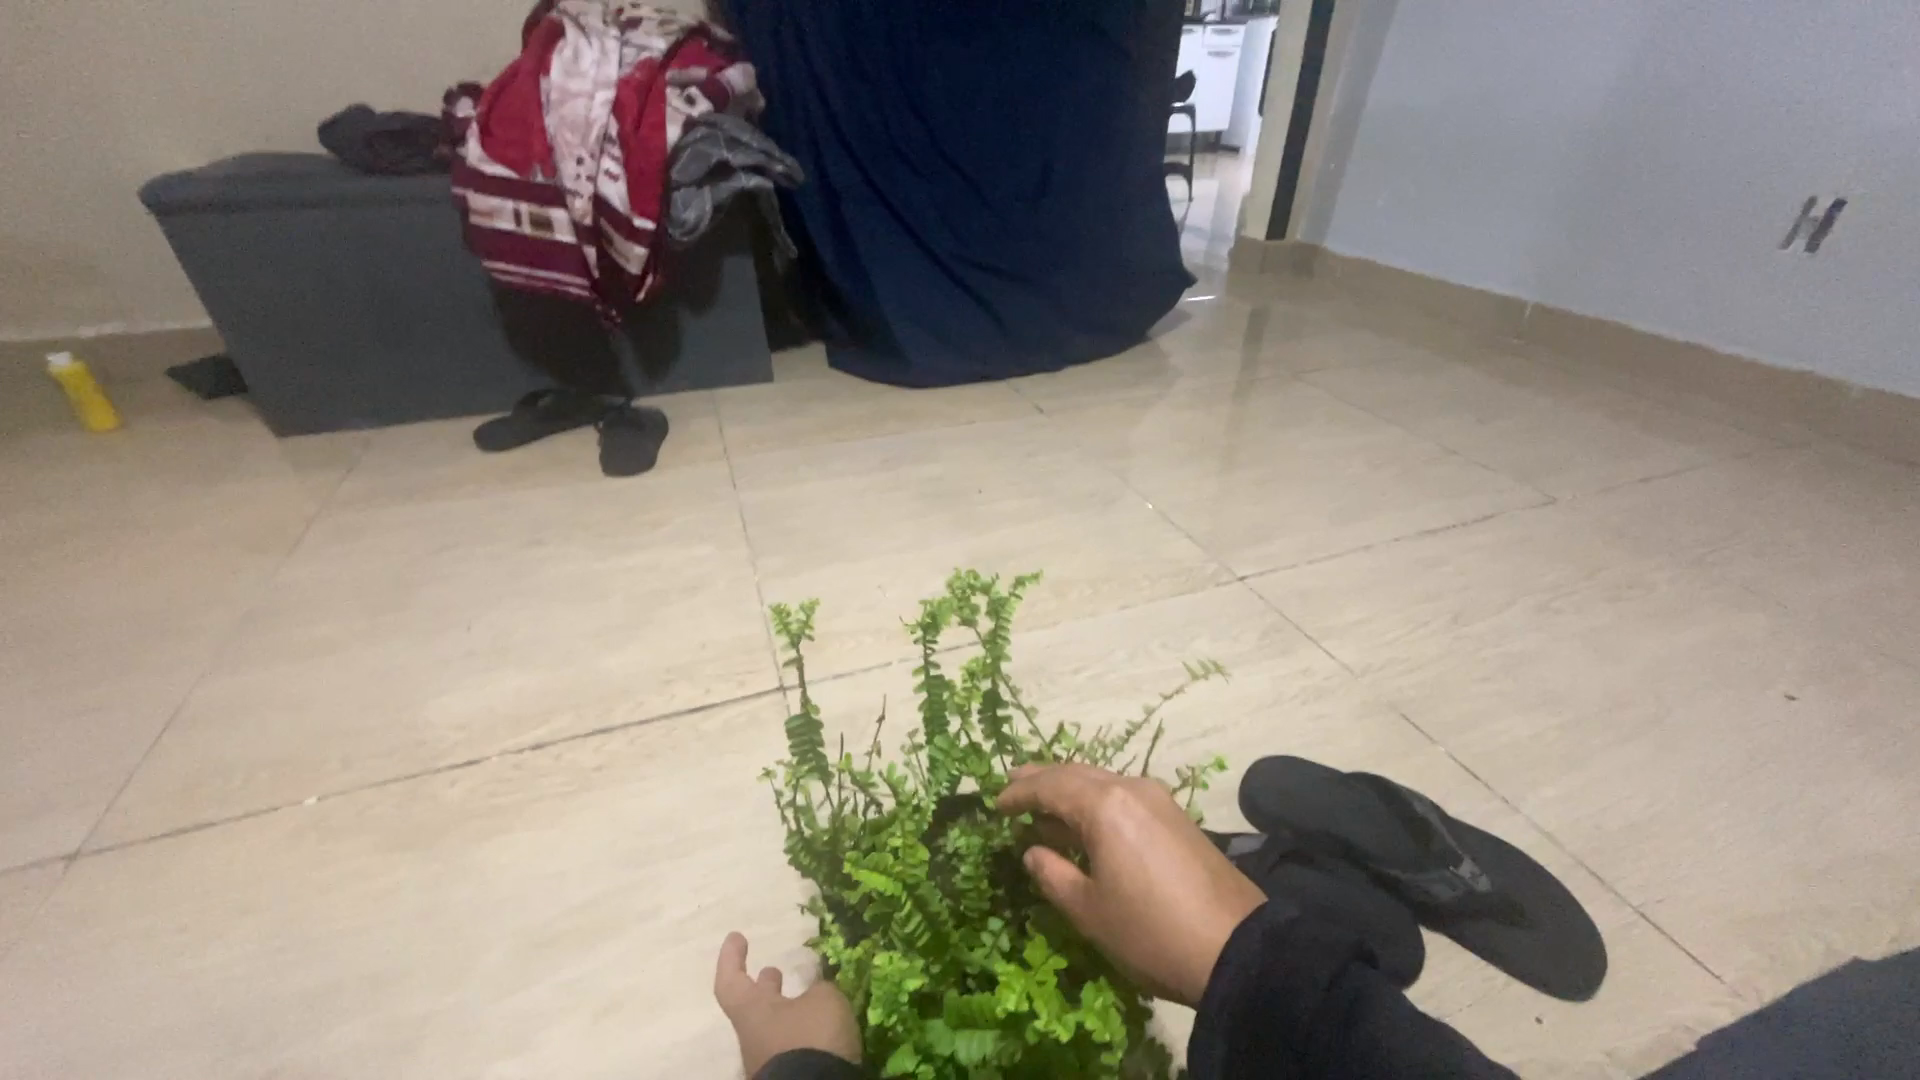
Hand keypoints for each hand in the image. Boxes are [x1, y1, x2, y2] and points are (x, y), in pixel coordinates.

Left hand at [714, 932, 861, 1077]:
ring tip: (813, 995)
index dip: (731, 958)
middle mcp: (754, 1037)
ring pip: (776, 1027)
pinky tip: (824, 1022)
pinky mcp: (790, 1075)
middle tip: (774, 969)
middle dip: (765, 987)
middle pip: (753, 1007)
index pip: (730, 981)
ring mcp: (769, 1060)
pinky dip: (804, 1029)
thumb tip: (815, 990)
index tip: (736, 936)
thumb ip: (818, 988)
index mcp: (753, 1012)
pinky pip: (792, 1045)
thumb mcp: (823, 1000)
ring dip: (790, 1009)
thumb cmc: (812, 1037)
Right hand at [996, 763, 1264, 1006]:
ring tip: (1043, 799)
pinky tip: (1084, 821)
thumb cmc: (1151, 931)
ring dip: (1069, 788)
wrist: (1238, 950)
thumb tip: (1033, 850)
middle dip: (1042, 778)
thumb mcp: (1090, 911)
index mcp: (1104, 805)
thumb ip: (1053, 875)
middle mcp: (1130, 788)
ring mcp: (1158, 800)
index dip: (1019, 794)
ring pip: (1101, 781)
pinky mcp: (1175, 817)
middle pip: (1076, 773)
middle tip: (1012, 782)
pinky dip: (1094, 800)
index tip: (994, 804)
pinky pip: (1122, 795)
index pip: (1050, 786)